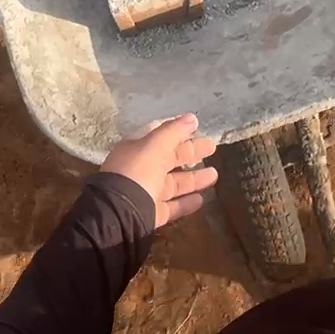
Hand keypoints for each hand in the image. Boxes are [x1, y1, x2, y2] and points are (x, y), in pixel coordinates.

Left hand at [102, 114, 218, 228]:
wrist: (119, 216)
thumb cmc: (137, 174)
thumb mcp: (154, 146)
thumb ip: (174, 131)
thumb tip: (192, 117)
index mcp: (137, 148)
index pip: (158, 133)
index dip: (176, 128)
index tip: (196, 126)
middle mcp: (140, 169)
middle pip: (169, 157)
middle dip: (190, 151)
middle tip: (212, 147)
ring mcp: (145, 192)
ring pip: (173, 183)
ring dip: (193, 178)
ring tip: (215, 174)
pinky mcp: (151, 214)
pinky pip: (172, 206)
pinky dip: (186, 202)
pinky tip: (202, 199)